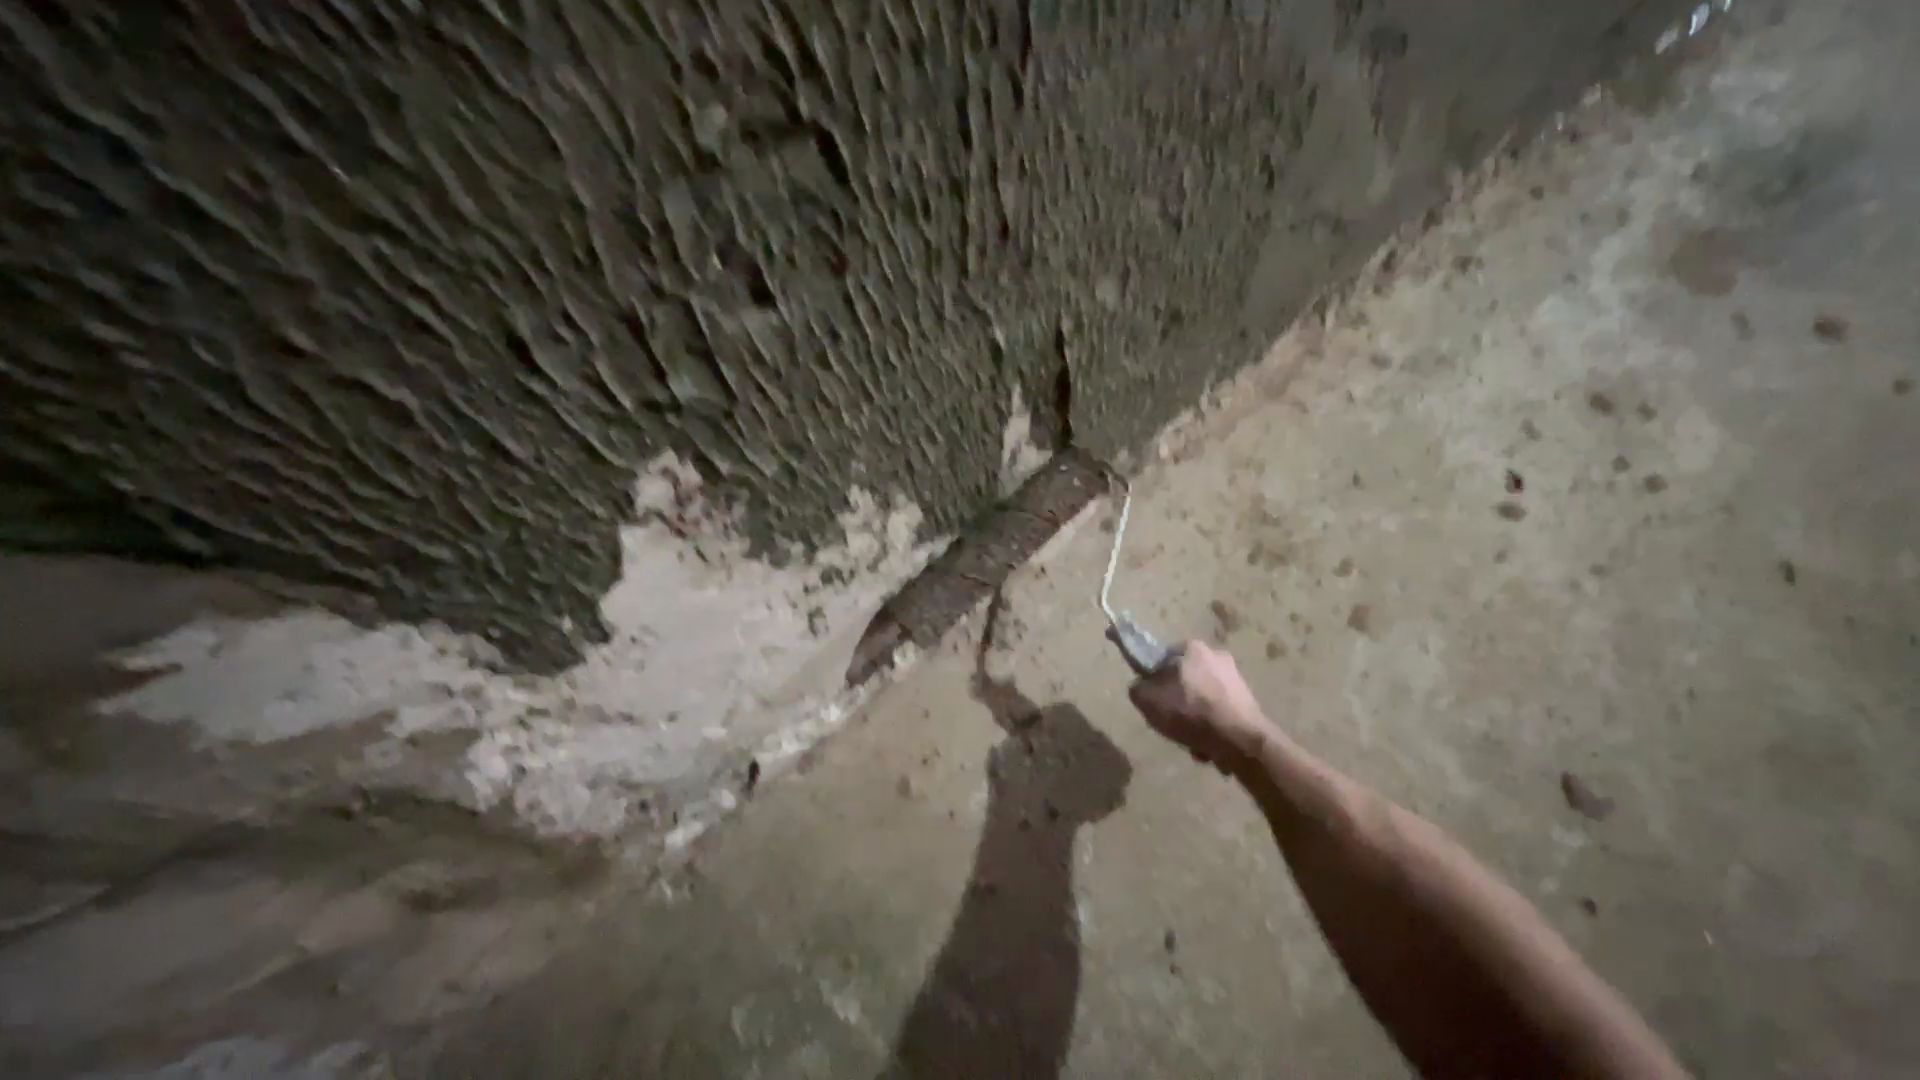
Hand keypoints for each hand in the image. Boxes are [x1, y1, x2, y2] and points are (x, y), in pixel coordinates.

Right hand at [1128, 641, 1273, 772]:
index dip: (1155, 680)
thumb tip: (1143, 687)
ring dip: (1196, 718)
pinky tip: (1209, 744)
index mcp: (1191, 647)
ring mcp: (1236, 678)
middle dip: (1179, 701)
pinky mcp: (1249, 700)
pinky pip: (1220, 713)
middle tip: (1172, 721)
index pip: (1163, 658)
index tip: (1155, 699)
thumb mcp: (1147, 700)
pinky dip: (1213, 727)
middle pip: (1186, 680)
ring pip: (1204, 699)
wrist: (1239, 739)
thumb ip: (1138, 688)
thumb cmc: (1190, 712)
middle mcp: (1217, 655)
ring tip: (1191, 739)